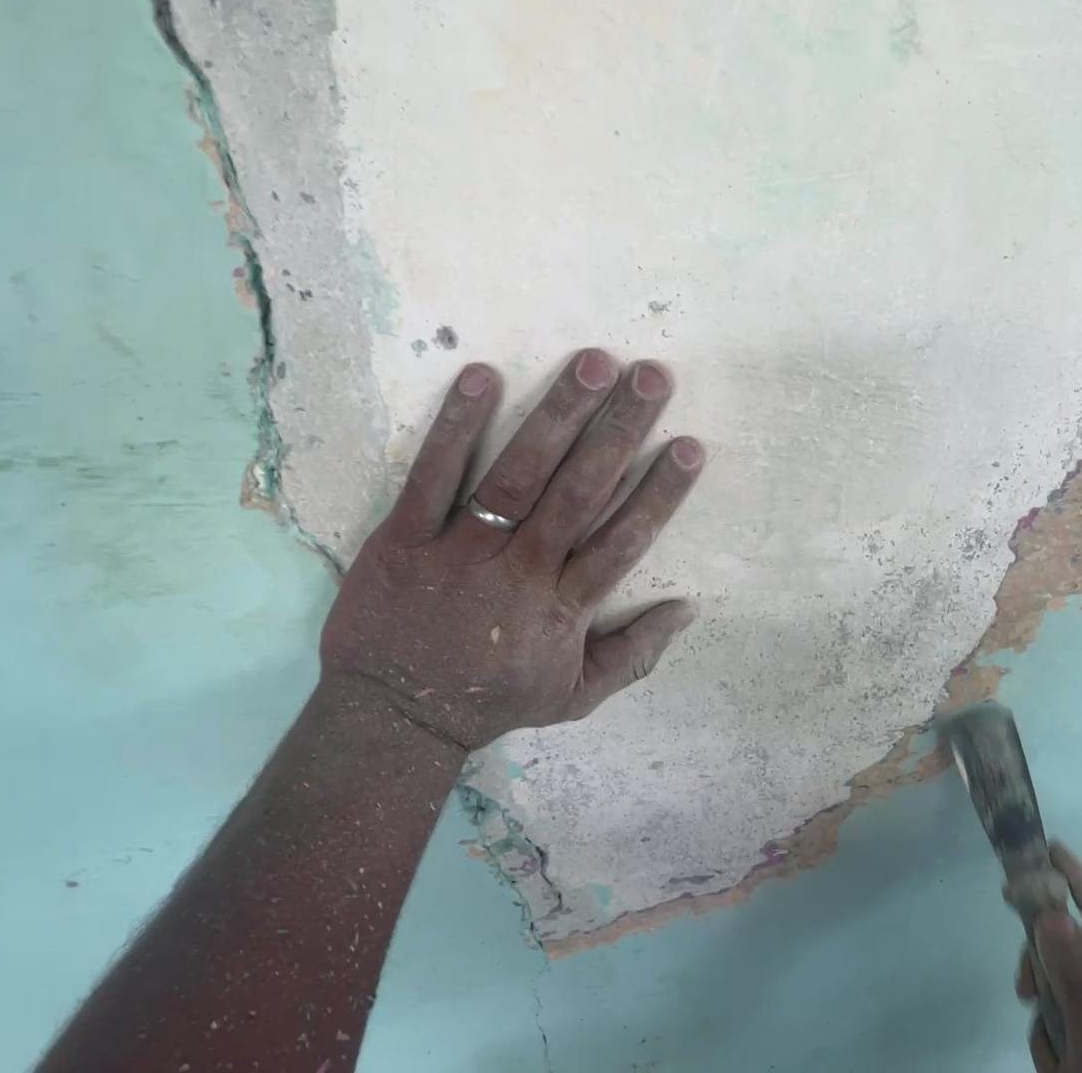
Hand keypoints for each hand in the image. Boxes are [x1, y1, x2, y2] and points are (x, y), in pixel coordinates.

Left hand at [319, 348, 704, 750]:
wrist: (392, 718)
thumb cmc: (492, 700)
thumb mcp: (576, 696)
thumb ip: (635, 654)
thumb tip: (688, 610)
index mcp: (564, 608)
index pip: (623, 541)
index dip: (660, 493)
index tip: (689, 446)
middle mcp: (521, 571)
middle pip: (579, 492)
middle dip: (619, 432)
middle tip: (651, 376)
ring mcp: (461, 551)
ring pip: (517, 475)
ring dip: (557, 416)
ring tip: (592, 363)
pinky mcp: (404, 538)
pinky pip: (432, 476)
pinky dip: (456, 428)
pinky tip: (483, 375)